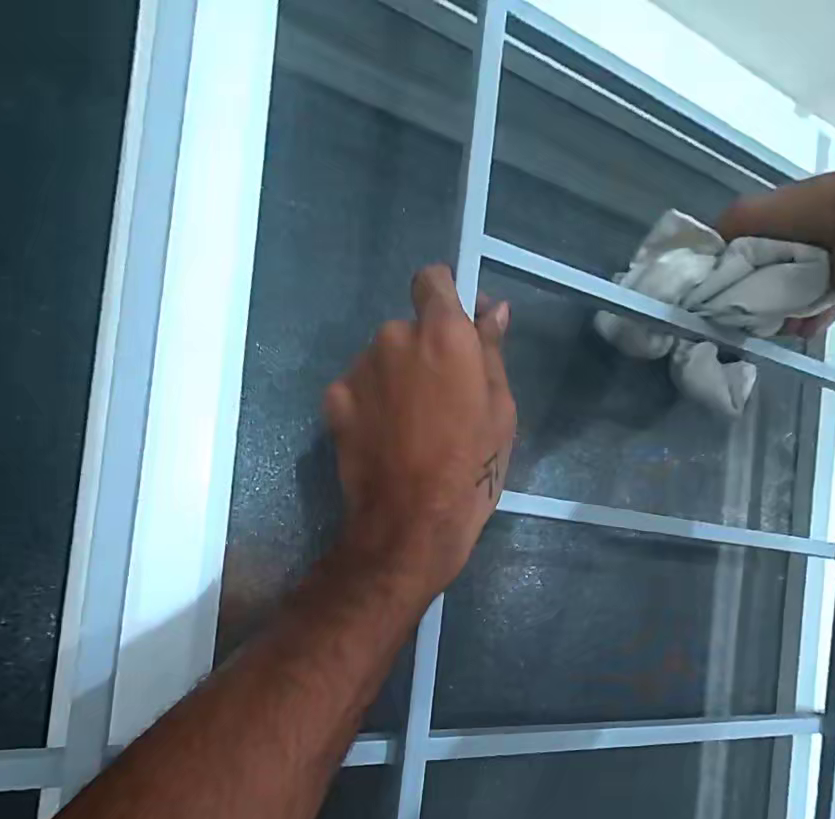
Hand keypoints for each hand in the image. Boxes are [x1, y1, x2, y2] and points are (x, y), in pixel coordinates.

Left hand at [324, 264, 515, 601]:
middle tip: (441, 400)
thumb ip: (491, 351)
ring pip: (381, 359)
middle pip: (407, 329)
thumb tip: (491, 308)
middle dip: (422, 352)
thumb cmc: (472, 468)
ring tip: (412, 427)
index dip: (443, 296)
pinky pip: (359, 388)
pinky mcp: (334, 400)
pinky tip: (385, 438)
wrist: (412, 523)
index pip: (432, 280)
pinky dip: (371, 403)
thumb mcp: (500, 411)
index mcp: (443, 334)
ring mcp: (358, 369)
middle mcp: (394, 337)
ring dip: (395, 378)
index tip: (453, 327)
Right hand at [718, 153, 834, 329]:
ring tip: (787, 326)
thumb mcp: (755, 214)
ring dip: (785, 317)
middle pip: (764, 284)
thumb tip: (699, 263)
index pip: (738, 257)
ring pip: (791, 300)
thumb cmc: (818, 213)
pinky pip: (822, 308)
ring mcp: (823, 263)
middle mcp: (799, 242)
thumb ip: (724, 231)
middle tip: (756, 319)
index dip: (727, 280)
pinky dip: (814, 319)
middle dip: (757, 305)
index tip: (721, 301)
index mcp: (776, 221)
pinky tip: (810, 326)